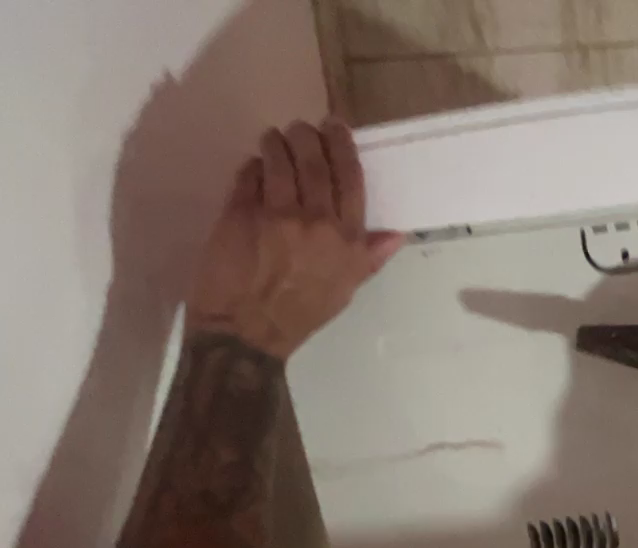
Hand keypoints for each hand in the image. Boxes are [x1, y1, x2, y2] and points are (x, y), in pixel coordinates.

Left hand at [186, 119, 403, 359]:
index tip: (335, 128)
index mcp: (347, 241)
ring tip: (274, 140)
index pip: (349, 178)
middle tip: (301, 129)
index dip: (342, 146)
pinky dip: (253, 166)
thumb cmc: (301, 314)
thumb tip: (396, 234)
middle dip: (307, 135)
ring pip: (279, 157)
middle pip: (314, 159)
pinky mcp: (240, 210)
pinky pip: (249, 173)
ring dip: (276, 142)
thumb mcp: (345, 290)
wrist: (248, 331)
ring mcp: (276, 213)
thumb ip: (368, 257)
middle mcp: (316, 221)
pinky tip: (255, 168)